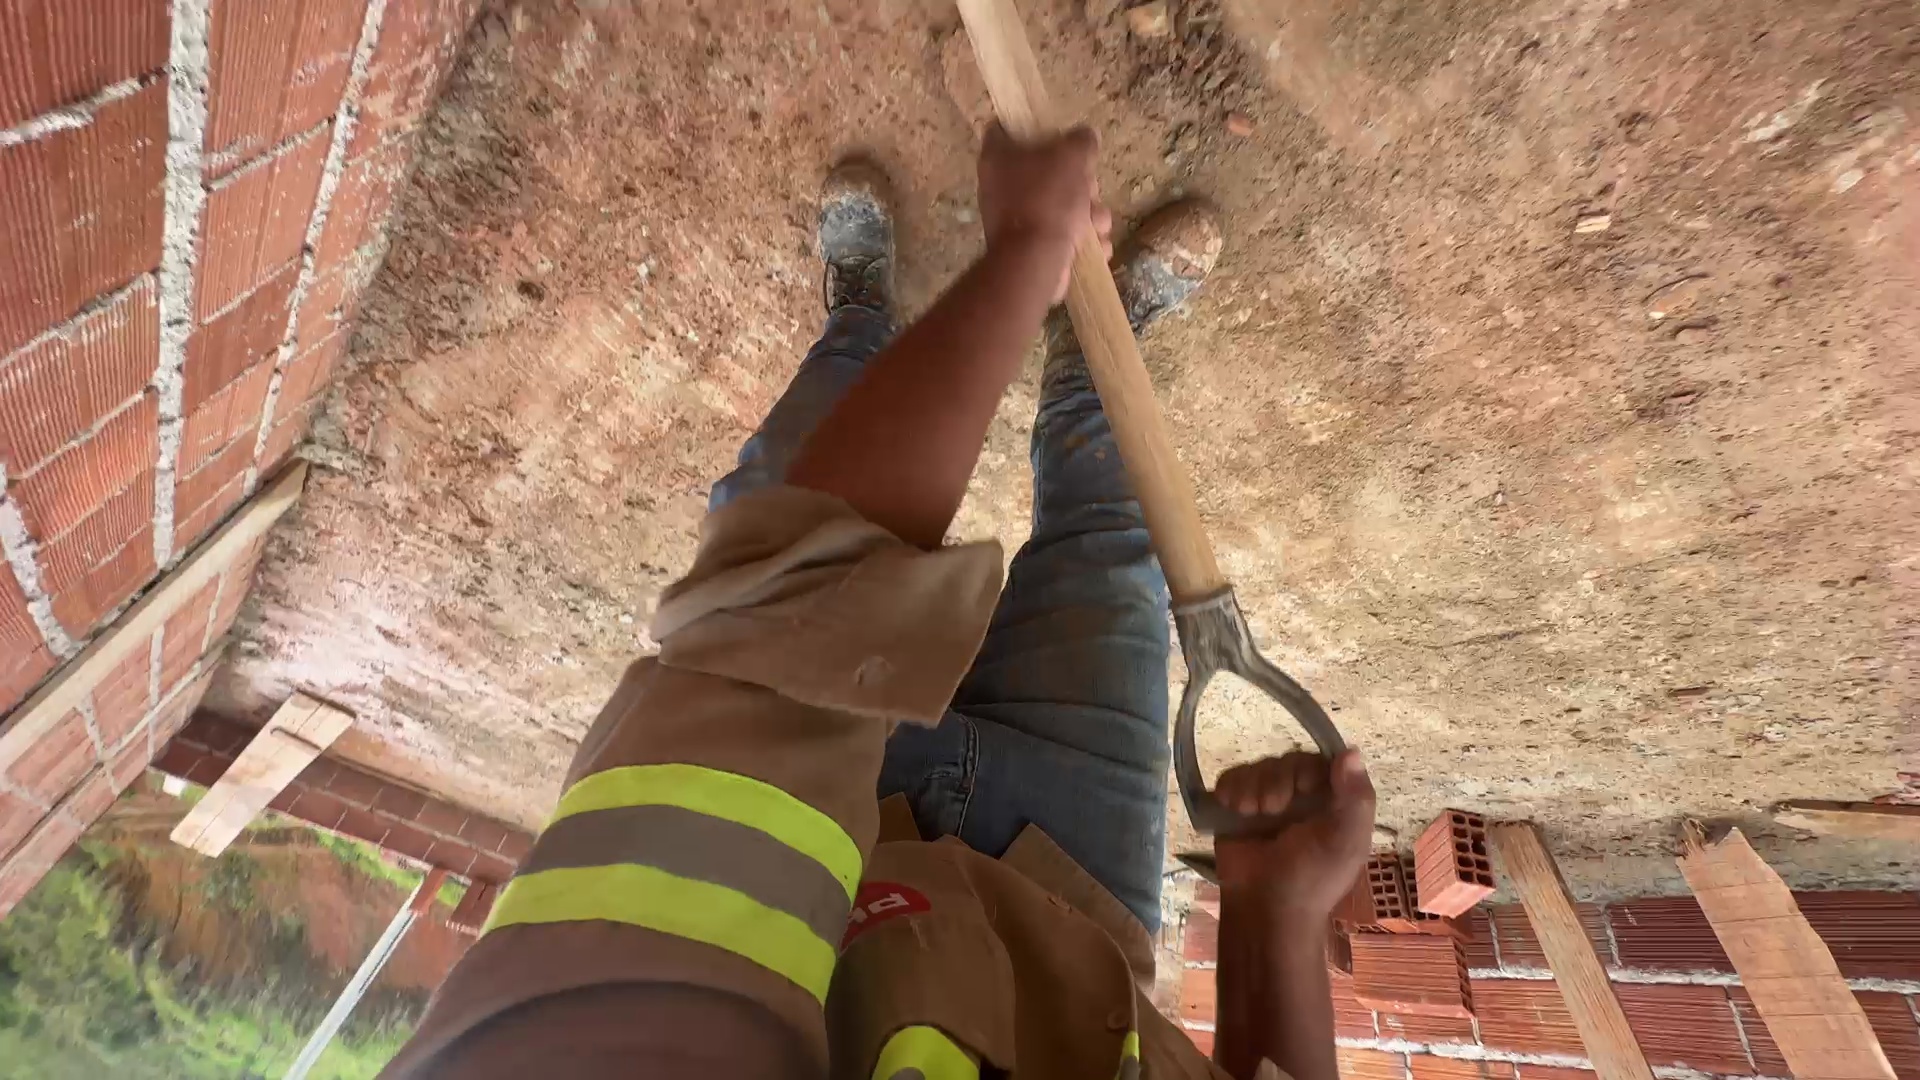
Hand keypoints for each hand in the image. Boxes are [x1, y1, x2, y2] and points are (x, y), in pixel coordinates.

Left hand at [976, 122, 1112, 302]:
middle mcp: (1001, 190)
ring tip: (1097, 225)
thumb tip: (1084, 141)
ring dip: (1089, 215)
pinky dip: (1082, 243)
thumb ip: (1082, 141)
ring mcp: (1016, 223)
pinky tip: (1096, 246)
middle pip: (1046, 173)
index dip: (1032, 127)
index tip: (1059, 133)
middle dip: (1079, 182)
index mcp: (997, 158)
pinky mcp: (1031, 251)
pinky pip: (1063, 238)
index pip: (1004, 128)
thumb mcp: (1072, 155)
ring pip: (1061, 207)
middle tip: (1089, 188)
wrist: (1035, 262)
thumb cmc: (1047, 199)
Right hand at [1213, 749, 1374, 917]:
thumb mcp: (1344, 843)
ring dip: (1250, 787)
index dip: (1306, 769)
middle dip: (1274, 781)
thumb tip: (1352, 750)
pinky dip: (1229, 787)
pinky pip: (1231, 777)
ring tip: (1249, 814)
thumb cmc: (1310, 879)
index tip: (1301, 788)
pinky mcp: (1236, 805)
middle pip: (1284, 761)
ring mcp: (1266, 800)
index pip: (1319, 762)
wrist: (1261, 906)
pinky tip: (1233, 808)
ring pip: (1256, 767)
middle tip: (1271, 810)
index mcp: (1331, 803)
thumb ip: (1355, 799)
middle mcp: (1300, 797)